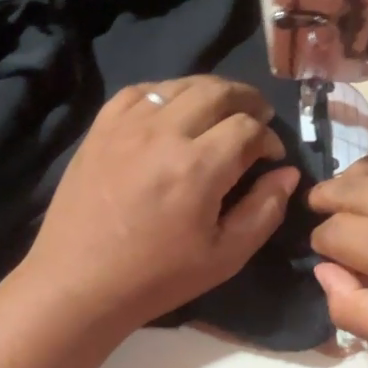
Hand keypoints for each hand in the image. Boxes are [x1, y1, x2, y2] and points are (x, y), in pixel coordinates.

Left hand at [19, 76, 301, 325]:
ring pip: (180, 85)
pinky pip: (140, 91)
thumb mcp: (226, 256)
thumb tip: (287, 173)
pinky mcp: (101, 128)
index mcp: (199, 167)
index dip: (269, 138)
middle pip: (218, 92)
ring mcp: (127, 126)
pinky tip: (175, 111)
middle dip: (248, 100)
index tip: (272, 158)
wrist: (80, 283)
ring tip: (223, 110)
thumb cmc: (159, 277)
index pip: (248, 127)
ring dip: (211, 92)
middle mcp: (164, 133)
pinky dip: (167, 93)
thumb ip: (264, 210)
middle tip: (259, 117)